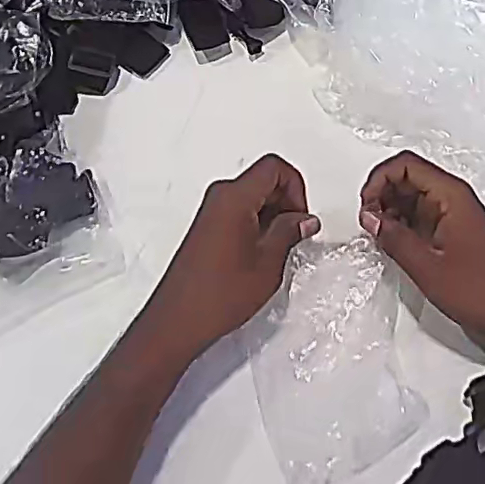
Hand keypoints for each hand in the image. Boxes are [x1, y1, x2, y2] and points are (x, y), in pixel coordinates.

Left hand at [137, 155, 319, 358]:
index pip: (274, 167)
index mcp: (235, 197)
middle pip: (264, 178)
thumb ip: (290, 232)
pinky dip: (257, 221)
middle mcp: (220, 195)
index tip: (302, 214)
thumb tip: (304, 220)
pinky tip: (262, 253)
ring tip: (279, 248)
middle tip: (296, 232)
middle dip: (286, 201)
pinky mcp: (208, 223)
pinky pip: (240, 207)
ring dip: (272, 213)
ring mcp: (212, 208)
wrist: (180, 317)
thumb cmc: (216, 294)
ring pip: (253, 193)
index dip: (296, 187)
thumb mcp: (268, 263)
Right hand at [359, 151, 484, 357]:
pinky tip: (392, 243)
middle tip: (369, 222)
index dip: (379, 179)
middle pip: (406, 177)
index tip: (367, 205)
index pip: (405, 165)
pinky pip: (418, 216)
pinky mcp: (450, 232)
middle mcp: (451, 198)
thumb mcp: (429, 268)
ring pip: (410, 196)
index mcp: (450, 195)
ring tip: (379, 235)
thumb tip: (369, 219)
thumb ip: (394, 238)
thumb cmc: (484, 293)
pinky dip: (400, 224)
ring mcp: (451, 214)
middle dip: (381, 194)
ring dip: (389, 210)